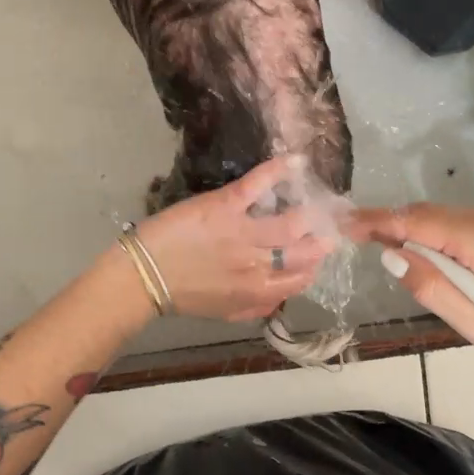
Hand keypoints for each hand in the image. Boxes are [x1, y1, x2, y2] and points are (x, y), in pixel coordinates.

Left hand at [133, 157, 336, 322]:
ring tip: (315, 203)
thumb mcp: (225, 312)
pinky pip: (258, 185)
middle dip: (321, 240)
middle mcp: (257, 265)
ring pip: (291, 222)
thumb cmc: (184, 295)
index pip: (300, 280)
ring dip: (308, 212)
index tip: (316, 257)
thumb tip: (277, 300)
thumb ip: (255, 308)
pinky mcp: (225, 207)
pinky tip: (295, 161)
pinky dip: (279, 171)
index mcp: (258, 292)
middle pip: (303, 252)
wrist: (145, 276)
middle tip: (328, 228)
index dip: (313, 267)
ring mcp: (243, 234)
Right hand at [346, 204, 473, 391]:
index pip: (414, 220)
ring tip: (381, 247)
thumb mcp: (473, 322)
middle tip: (354, 237)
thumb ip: (431, 286)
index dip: (376, 221)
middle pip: (428, 215)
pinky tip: (426, 255)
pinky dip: (437, 237)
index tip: (343, 224)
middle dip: (390, 223)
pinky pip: (463, 229)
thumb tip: (390, 256)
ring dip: (413, 231)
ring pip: (445, 221)